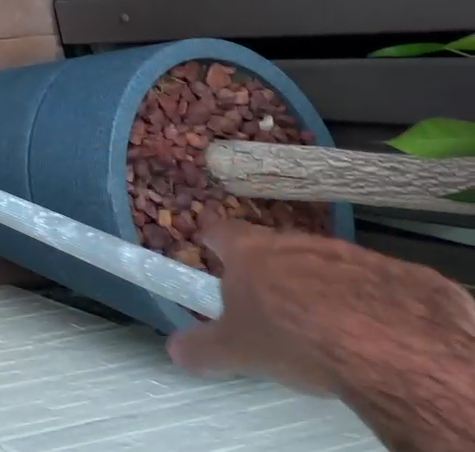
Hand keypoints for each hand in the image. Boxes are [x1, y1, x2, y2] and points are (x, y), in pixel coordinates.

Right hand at [169, 221, 474, 449]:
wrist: (403, 356)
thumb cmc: (299, 341)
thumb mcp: (239, 352)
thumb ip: (202, 347)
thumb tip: (174, 351)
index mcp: (250, 251)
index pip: (220, 232)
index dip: (216, 245)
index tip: (215, 258)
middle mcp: (300, 243)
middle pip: (280, 249)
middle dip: (277, 272)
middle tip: (279, 309)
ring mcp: (360, 257)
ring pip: (335, 267)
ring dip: (330, 288)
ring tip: (338, 329)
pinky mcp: (415, 279)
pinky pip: (390, 288)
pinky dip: (383, 306)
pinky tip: (388, 336)